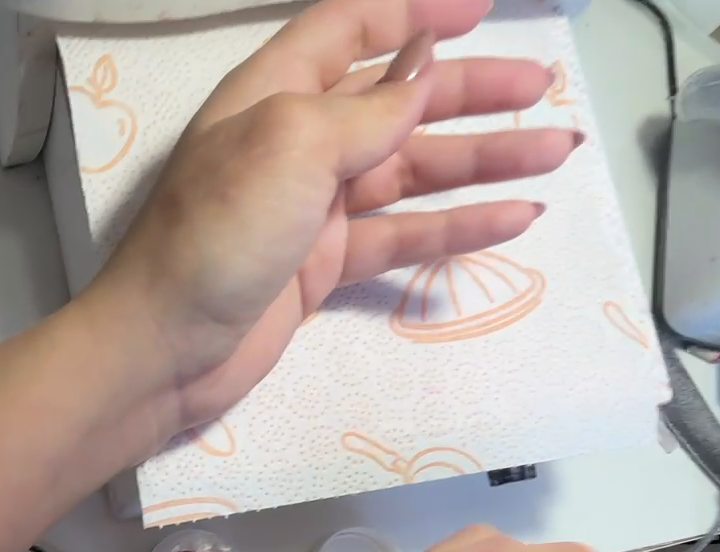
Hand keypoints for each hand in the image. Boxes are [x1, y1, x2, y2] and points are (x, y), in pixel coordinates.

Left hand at [82, 0, 580, 442]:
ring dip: (478, 161)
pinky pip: (396, 239)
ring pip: (406, 173)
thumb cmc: (215, 235)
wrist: (165, 349)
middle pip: (392, 101)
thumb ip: (364, 108)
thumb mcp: (290, 146)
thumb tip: (421, 65)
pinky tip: (510, 220)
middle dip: (467, 91)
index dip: (413, 11)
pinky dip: (450, 229)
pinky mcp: (319, 269)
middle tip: (543, 89)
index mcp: (273, 95)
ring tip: (554, 152)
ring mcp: (308, 211)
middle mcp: (293, 146)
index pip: (348, 28)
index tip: (481, 8)